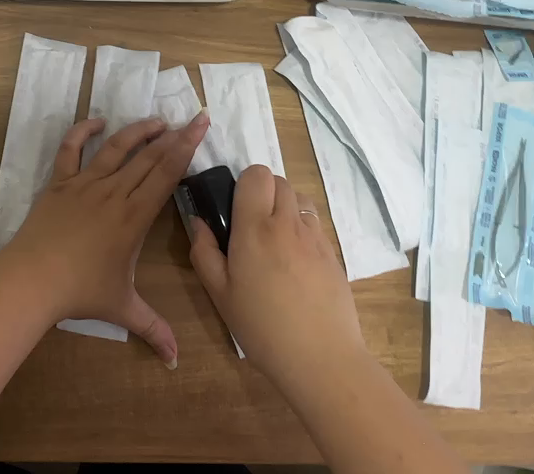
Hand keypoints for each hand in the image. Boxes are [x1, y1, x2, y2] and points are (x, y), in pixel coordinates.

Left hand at [0, 112, 208, 366]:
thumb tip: (175, 361)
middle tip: (191, 119)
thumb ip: (152, 329)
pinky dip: (82, 131)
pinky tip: (97, 122)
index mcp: (134, 216)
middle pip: (148, 156)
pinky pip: (71, 149)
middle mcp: (114, 192)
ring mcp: (85, 183)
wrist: (33, 279)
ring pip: (116, 148)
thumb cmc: (80, 292)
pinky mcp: (59, 182)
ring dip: (138, 131)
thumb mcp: (122, 309)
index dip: (186, 147)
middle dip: (173, 135)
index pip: (167, 174)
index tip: (201, 125)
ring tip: (156, 120)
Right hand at [188, 165, 366, 389]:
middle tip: (251, 225)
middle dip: (264, 193)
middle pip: (279, 180)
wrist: (322, 359)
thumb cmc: (262, 328)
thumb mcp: (220, 295)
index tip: (235, 208)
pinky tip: (295, 264)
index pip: (256, 174)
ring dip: (285, 208)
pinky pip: (314, 224)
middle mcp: (287, 223)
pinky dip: (302, 230)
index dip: (244, 183)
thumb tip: (199, 222)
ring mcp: (315, 237)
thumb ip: (204, 252)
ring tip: (275, 241)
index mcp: (256, 228)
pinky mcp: (333, 253)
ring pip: (299, 199)